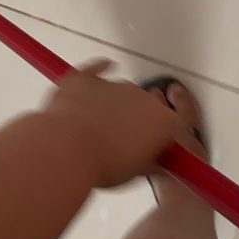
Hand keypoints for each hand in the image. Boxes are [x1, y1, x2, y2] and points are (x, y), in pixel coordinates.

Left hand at [40, 59, 185, 187]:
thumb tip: (151, 161)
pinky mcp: (84, 78)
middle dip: (136, 118)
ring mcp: (113, 83)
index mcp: (163, 121)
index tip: (150, 148)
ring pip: (120, 90)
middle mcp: (142, 96)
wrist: (67, 147)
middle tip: (121, 138)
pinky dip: (100, 69)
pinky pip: (96, 68)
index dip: (161, 138)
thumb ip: (150, 161)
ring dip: (114, 101)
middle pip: (145, 105)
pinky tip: (104, 66)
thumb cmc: (106, 165)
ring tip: (98, 122)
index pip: (172, 126)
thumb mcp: (136, 172)